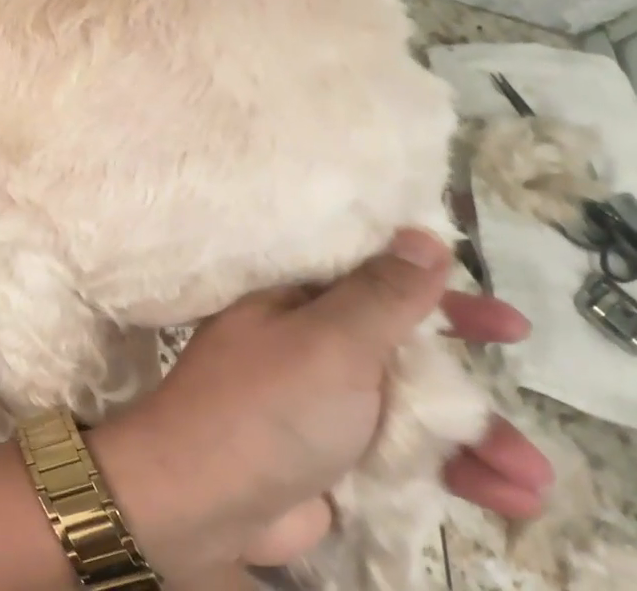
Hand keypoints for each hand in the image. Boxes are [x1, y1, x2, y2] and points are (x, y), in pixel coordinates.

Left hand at [91, 228, 552, 575]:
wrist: (204, 497)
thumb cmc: (265, 406)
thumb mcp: (327, 340)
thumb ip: (379, 295)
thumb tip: (417, 237)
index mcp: (285, 307)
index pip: (364, 286)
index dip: (432, 296)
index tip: (501, 318)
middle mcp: (298, 349)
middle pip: (395, 349)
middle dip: (464, 372)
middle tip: (524, 392)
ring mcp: (314, 407)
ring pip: (408, 410)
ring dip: (475, 438)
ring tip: (530, 477)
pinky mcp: (328, 460)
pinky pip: (403, 459)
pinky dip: (454, 475)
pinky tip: (507, 497)